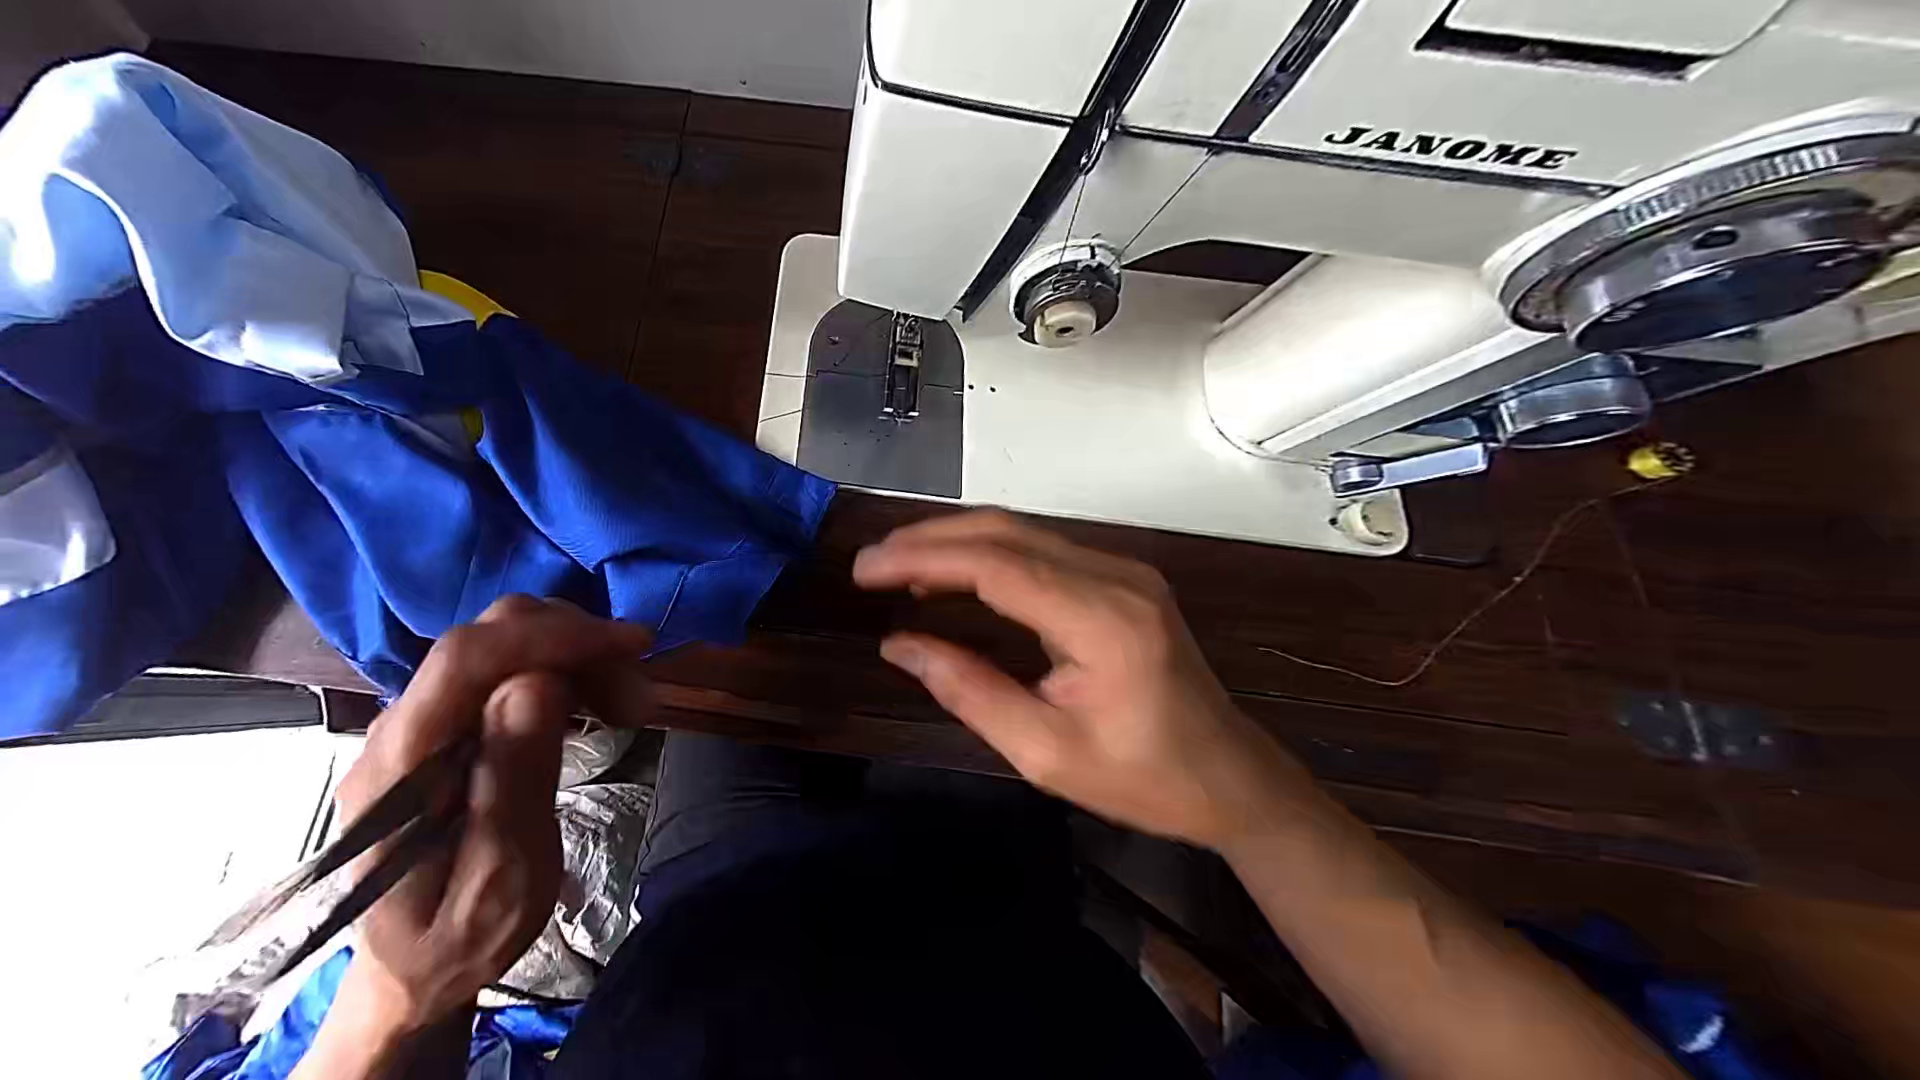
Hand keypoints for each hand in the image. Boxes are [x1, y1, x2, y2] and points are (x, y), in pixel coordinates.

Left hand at [330, 595, 652, 1036]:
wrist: (413, 967)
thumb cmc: (460, 938)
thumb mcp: (501, 881)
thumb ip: (513, 783)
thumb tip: (538, 684)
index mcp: (399, 768)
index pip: (467, 660)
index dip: (553, 636)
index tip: (632, 645)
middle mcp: (401, 727)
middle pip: (489, 634)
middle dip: (575, 641)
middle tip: (635, 691)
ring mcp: (424, 721)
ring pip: (506, 640)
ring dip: (577, 653)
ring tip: (624, 701)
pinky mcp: (451, 722)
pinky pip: (513, 665)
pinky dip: (568, 667)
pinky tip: (596, 701)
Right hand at [853, 511, 1317, 848]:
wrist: (1230, 776)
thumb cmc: (1142, 780)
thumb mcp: (1045, 754)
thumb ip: (969, 692)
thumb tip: (900, 645)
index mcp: (1102, 622)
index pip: (996, 566)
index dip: (923, 559)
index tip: (865, 569)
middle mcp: (1117, 577)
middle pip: (1008, 531)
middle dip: (931, 539)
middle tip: (872, 562)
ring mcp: (1126, 570)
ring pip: (1024, 531)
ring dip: (957, 541)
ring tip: (898, 565)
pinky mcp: (1124, 577)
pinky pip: (1043, 548)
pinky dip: (990, 554)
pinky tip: (955, 574)